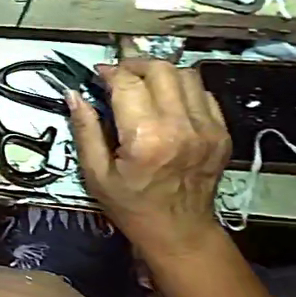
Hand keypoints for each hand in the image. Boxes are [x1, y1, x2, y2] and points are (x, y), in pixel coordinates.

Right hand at [66, 60, 233, 254]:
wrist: (179, 230)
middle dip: (135, 66)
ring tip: (143, 85)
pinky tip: (166, 102)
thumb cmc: (131, 205)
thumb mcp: (95, 173)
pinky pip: (203, 93)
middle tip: (119, 76)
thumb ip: (85, 130)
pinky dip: (182, 90)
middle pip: (160, 70)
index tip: (97, 75)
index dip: (109, 72)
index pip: (128, 84)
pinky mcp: (221, 132)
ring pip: (186, 75)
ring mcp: (206, 129)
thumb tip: (74, 95)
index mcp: (146, 138)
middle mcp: (180, 127)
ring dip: (160, 74)